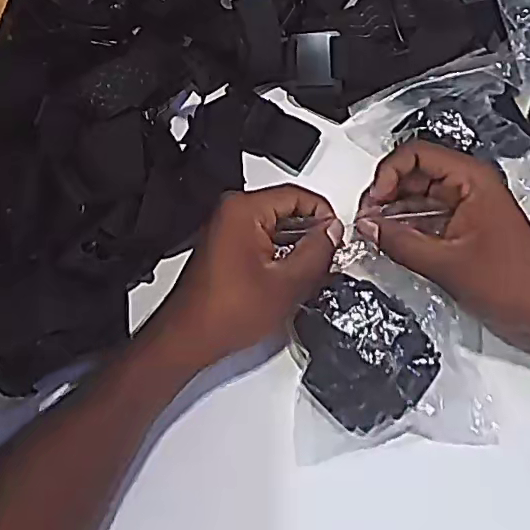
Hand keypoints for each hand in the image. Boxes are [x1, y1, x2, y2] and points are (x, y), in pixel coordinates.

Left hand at [147, 184, 341, 367]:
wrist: (191, 335)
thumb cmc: (225, 311)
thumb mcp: (287, 282)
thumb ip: (316, 251)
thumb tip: (332, 231)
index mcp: (243, 209)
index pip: (295, 195)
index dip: (323, 214)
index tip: (338, 234)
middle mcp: (231, 210)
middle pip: (285, 208)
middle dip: (310, 231)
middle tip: (329, 256)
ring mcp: (226, 226)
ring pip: (274, 224)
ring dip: (295, 244)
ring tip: (310, 272)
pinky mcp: (225, 242)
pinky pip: (260, 236)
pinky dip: (278, 252)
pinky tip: (289, 277)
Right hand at [358, 141, 529, 359]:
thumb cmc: (520, 286)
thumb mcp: (449, 265)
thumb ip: (400, 242)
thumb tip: (367, 227)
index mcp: (471, 179)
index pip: (415, 154)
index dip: (388, 173)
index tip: (374, 200)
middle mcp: (467, 186)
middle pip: (412, 172)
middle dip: (385, 192)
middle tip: (367, 217)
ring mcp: (465, 206)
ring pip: (415, 194)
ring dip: (392, 210)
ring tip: (374, 231)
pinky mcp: (463, 228)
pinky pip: (425, 216)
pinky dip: (405, 225)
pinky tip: (390, 241)